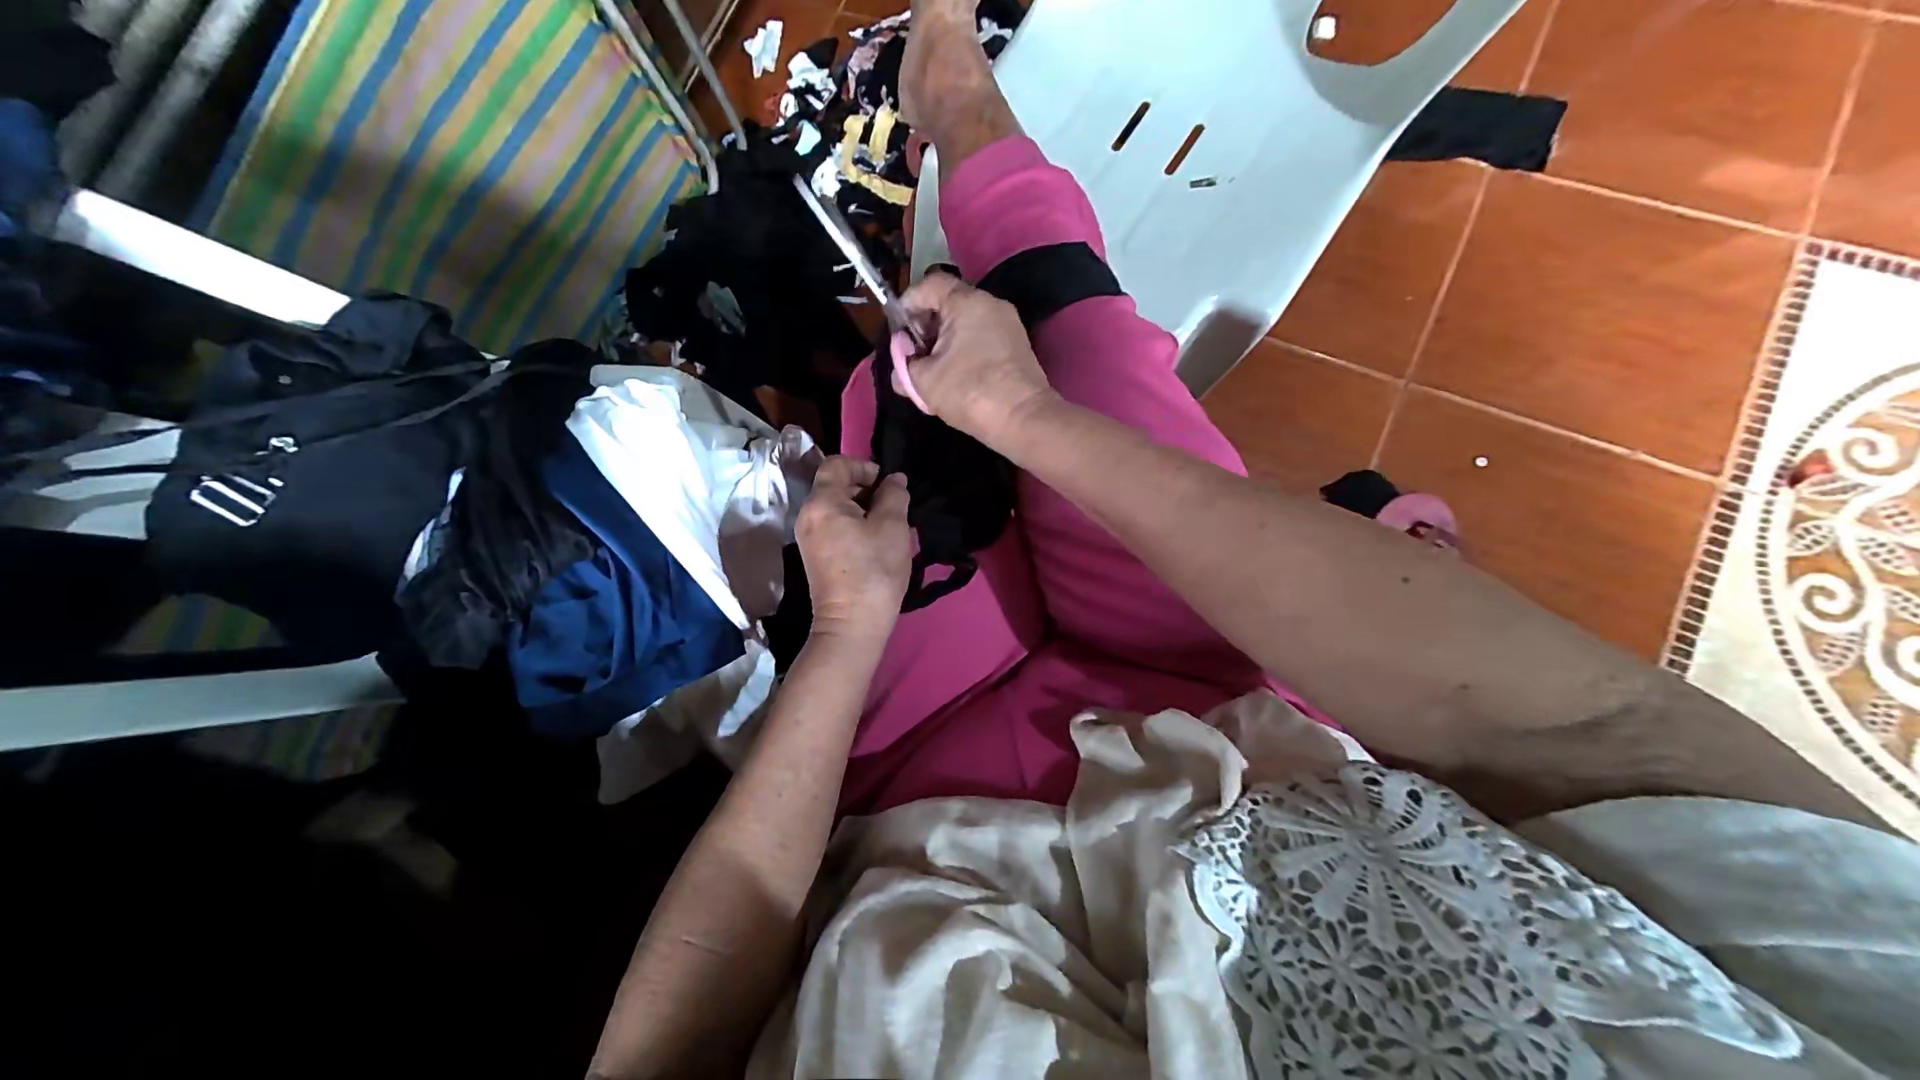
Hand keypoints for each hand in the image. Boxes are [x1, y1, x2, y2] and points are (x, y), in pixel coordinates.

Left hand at [796, 457, 912, 636]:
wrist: (852, 623)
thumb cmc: (874, 570)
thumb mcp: (893, 527)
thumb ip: (894, 495)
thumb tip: (894, 479)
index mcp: (822, 502)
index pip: (836, 464)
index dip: (863, 465)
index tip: (886, 483)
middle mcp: (807, 515)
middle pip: (833, 485)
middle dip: (864, 487)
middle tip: (892, 505)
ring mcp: (807, 537)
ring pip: (834, 507)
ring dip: (861, 507)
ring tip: (887, 524)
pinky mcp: (814, 555)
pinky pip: (832, 525)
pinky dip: (852, 523)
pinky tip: (874, 541)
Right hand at [894, 272, 1055, 446]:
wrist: (1023, 420)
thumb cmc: (970, 392)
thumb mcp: (924, 381)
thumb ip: (904, 364)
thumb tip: (902, 360)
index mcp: (967, 302)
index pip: (930, 284)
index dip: (908, 303)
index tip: (899, 331)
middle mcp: (991, 304)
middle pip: (949, 302)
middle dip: (926, 325)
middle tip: (914, 353)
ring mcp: (1008, 324)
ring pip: (966, 322)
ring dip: (945, 340)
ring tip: (933, 369)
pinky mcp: (1017, 346)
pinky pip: (982, 337)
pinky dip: (964, 348)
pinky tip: (956, 375)